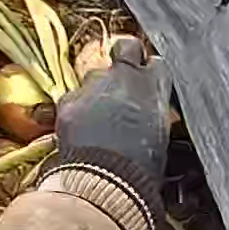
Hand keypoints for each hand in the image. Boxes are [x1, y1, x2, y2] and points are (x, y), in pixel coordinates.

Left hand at [54, 36, 169, 185]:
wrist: (108, 181)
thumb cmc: (144, 166)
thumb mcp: (161, 135)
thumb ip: (155, 112)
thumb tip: (151, 109)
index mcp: (153, 86)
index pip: (156, 62)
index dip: (152, 70)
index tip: (151, 80)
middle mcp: (123, 77)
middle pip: (126, 48)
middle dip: (126, 58)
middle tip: (126, 82)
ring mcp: (92, 86)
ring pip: (96, 76)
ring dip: (101, 90)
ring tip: (102, 117)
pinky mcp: (67, 101)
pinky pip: (74, 99)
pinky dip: (78, 110)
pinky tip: (83, 131)